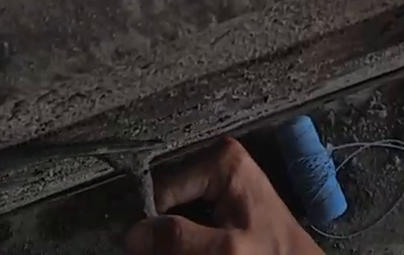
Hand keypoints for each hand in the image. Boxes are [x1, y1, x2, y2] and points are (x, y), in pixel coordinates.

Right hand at [126, 139, 324, 254]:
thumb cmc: (271, 253)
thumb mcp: (226, 249)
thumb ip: (180, 239)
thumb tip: (132, 235)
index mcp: (221, 157)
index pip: (165, 188)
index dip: (150, 221)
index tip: (138, 246)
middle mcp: (216, 158)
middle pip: (169, 196)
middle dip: (159, 225)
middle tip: (148, 246)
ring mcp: (218, 177)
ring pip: (175, 207)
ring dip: (169, 232)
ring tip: (161, 244)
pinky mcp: (220, 196)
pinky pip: (188, 213)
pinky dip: (182, 232)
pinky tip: (180, 243)